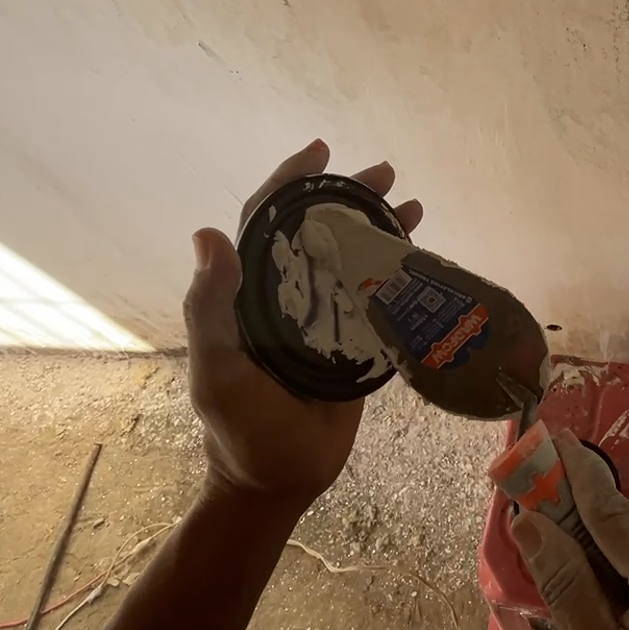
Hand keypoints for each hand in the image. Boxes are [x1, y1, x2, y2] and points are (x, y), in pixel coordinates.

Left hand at [181, 138, 424, 510]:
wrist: (283, 478)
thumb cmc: (243, 426)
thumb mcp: (220, 369)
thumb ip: (212, 309)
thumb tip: (207, 234)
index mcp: (253, 291)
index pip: (266, 220)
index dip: (289, 181)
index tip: (319, 152)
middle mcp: (290, 291)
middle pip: (319, 227)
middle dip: (349, 193)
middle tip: (384, 172)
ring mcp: (326, 311)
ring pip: (354, 253)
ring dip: (380, 223)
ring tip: (411, 202)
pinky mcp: (357, 334)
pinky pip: (379, 289)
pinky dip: (399, 264)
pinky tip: (421, 251)